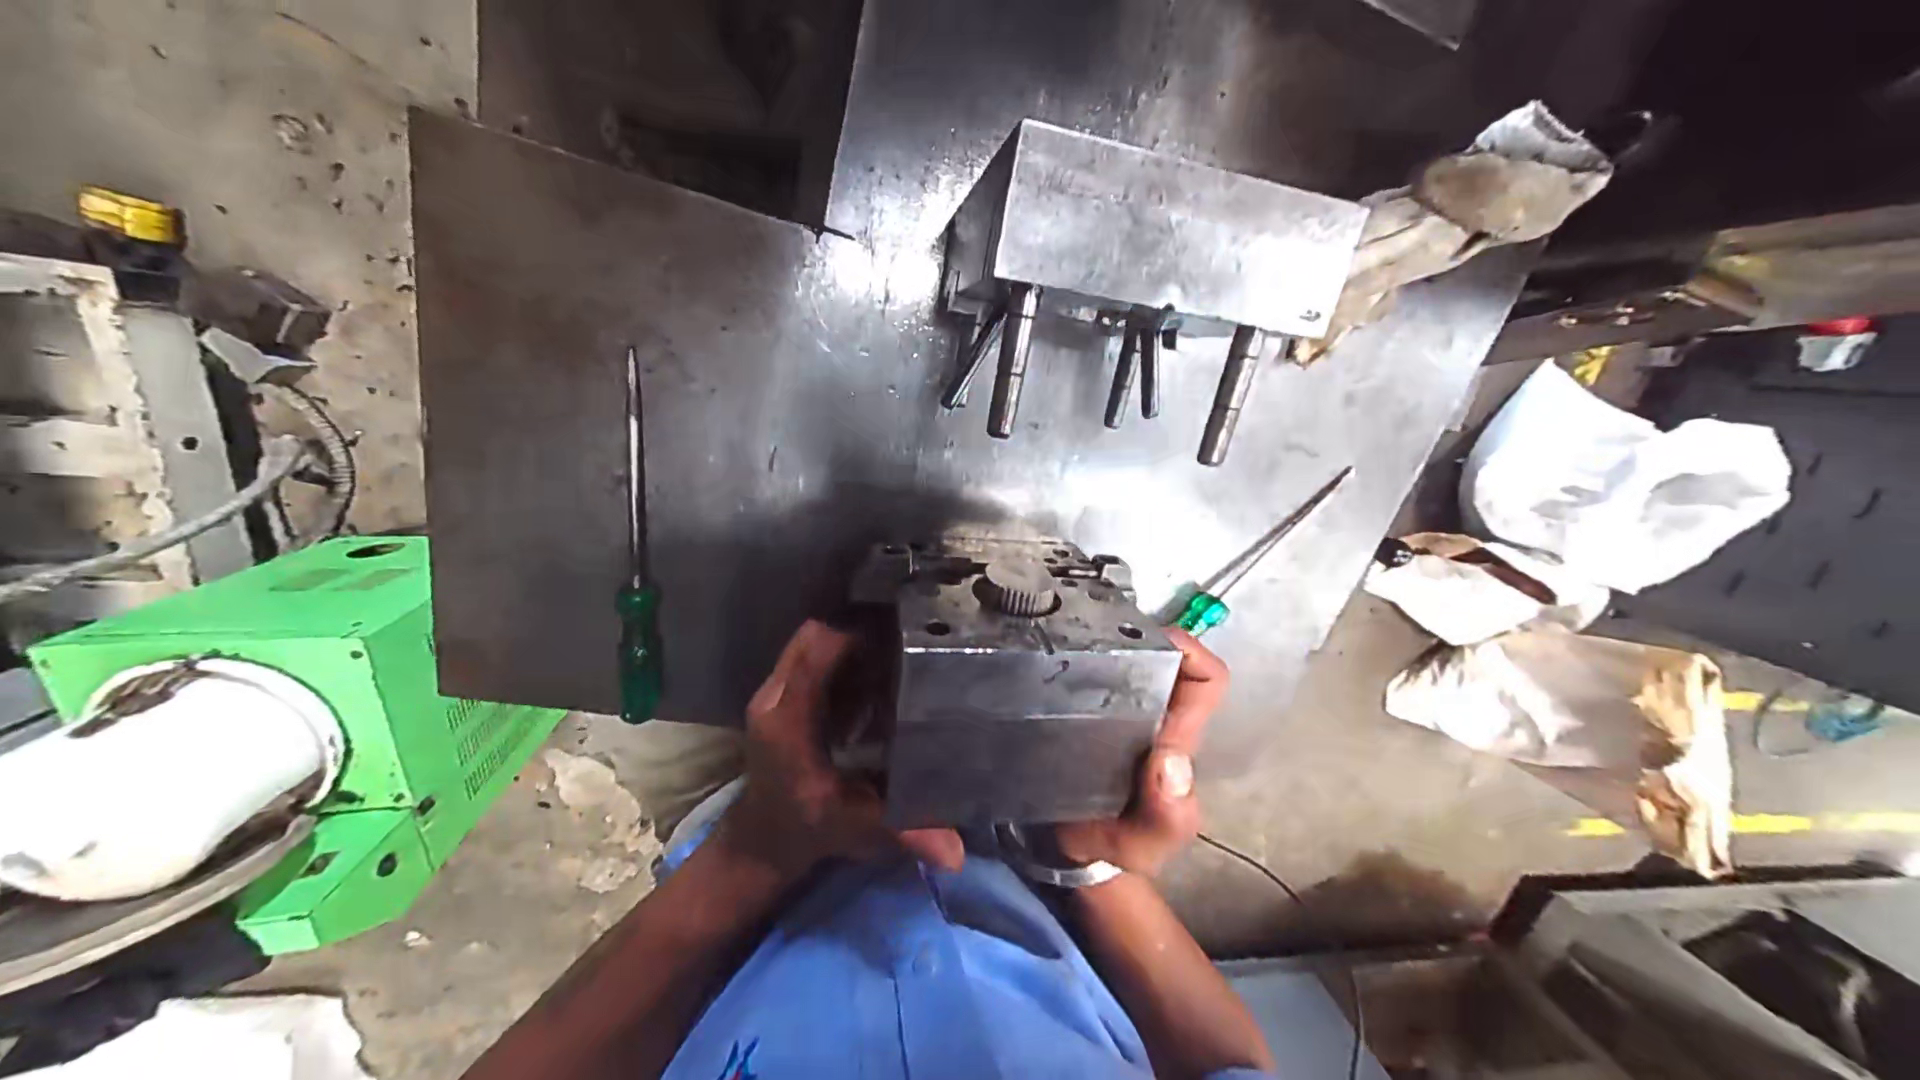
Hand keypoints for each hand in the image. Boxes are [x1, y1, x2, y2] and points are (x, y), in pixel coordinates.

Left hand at [717, 620, 964, 876]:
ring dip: (849, 642)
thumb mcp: (855, 829)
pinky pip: (808, 656)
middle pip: (811, 638)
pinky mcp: (781, 695)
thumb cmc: (808, 830)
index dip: (853, 638)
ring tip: (894, 652)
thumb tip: (956, 852)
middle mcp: (774, 699)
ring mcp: (773, 694)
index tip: (898, 639)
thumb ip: (900, 831)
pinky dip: (841, 655)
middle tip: (903, 644)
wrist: (764, 838)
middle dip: (857, 634)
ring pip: (809, 643)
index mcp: (787, 722)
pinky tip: (875, 671)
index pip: (814, 654)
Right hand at [1055, 629, 1227, 876]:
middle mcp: (1151, 713)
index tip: (1146, 640)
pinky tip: (1040, 657)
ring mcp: (1114, 708)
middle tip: (1083, 633)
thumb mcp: (1143, 844)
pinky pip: (1081, 670)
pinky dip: (1069, 657)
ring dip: (1095, 642)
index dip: (1189, 653)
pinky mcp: (1078, 707)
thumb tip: (1171, 764)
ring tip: (1056, 637)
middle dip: (1131, 636)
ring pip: (1118, 657)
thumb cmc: (1113, 841)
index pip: (1205, 679)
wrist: (1064, 850)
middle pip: (1159, 656)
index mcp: (1175, 736)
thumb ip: (1165, 820)